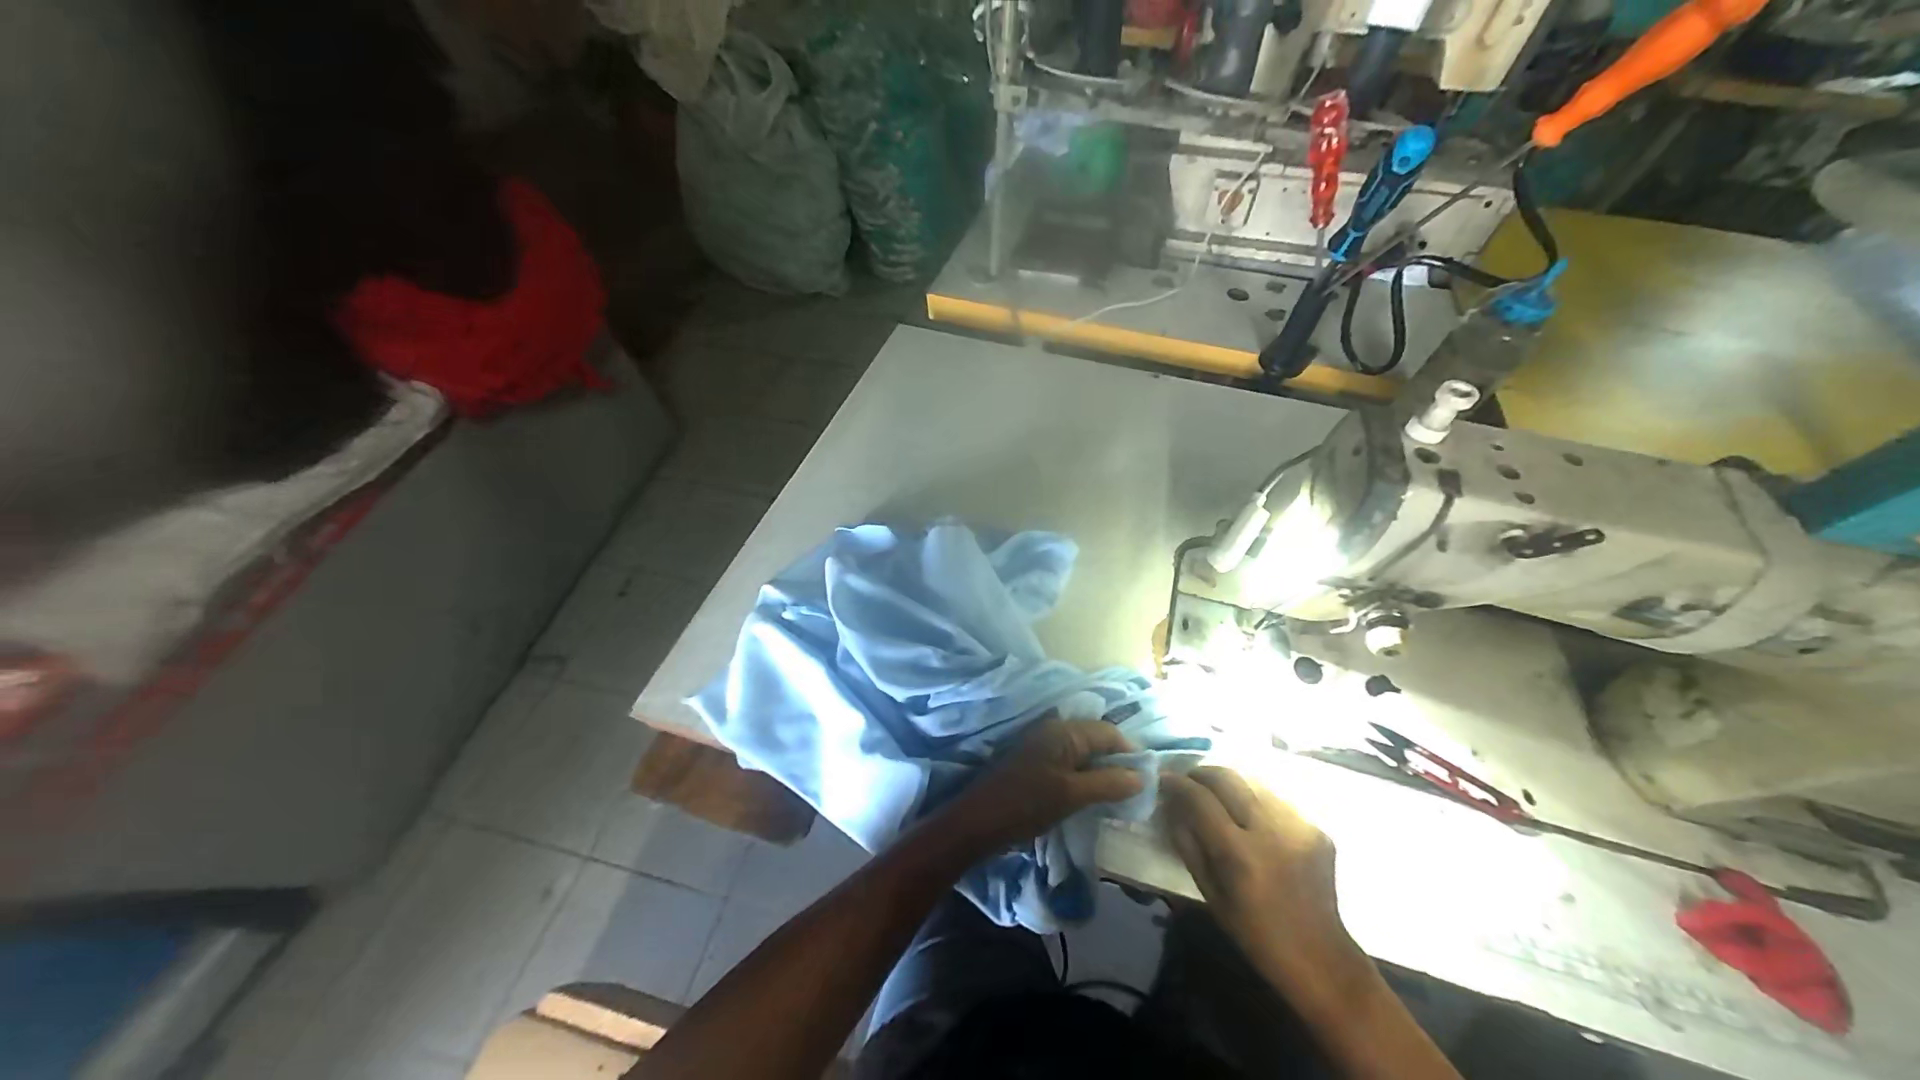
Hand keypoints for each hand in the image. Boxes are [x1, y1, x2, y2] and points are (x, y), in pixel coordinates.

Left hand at [933, 716, 1144, 858]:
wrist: (978, 822)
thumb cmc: (1026, 805)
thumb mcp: (1072, 795)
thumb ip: (1109, 782)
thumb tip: (1142, 775)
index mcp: (1064, 731)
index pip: (1109, 731)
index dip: (1131, 752)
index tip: (1148, 779)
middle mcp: (1053, 730)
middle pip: (1096, 738)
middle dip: (1117, 760)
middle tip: (1135, 789)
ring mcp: (1041, 746)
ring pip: (1082, 752)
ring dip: (1100, 769)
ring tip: (1116, 795)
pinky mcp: (1034, 762)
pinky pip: (1068, 762)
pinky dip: (1083, 775)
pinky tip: (1090, 795)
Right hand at [1160, 766, 1370, 1006]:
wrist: (1318, 955)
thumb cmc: (1254, 931)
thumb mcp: (1209, 892)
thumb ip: (1187, 843)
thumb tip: (1172, 806)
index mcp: (1241, 854)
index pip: (1201, 799)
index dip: (1178, 784)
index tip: (1164, 779)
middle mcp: (1272, 832)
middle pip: (1228, 778)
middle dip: (1202, 773)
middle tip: (1189, 780)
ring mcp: (1299, 826)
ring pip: (1253, 782)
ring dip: (1230, 784)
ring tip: (1218, 796)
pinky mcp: (1317, 828)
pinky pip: (1277, 799)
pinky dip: (1256, 800)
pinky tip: (1251, 817)